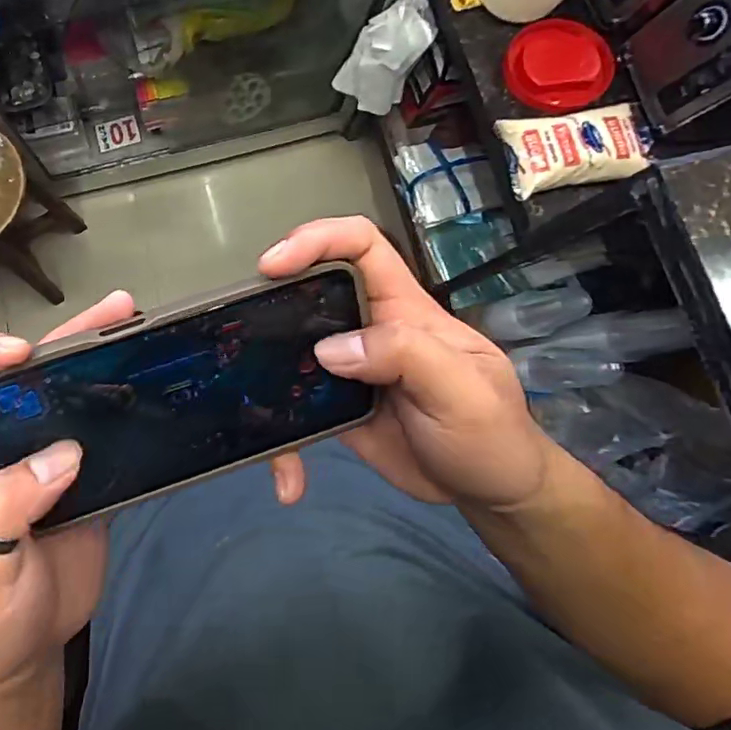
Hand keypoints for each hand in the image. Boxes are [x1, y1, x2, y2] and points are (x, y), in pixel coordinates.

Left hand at [0, 290, 136, 686]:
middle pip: (19, 375)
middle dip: (59, 338)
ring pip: (64, 396)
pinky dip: (121, 406)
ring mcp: (42, 463)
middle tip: (112, 311)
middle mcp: (0, 448)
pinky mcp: (81, 481)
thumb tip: (63, 456)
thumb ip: (4, 514)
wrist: (21, 654)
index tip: (17, 353)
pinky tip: (149, 387)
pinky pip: (100, 433)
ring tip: (134, 325)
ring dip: (96, 357)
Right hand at [259, 216, 556, 513]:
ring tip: (242, 404)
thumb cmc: (490, 432)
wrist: (491, 490)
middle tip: (239, 326)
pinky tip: (289, 484)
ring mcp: (349, 371)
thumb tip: (329, 350)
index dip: (318, 239)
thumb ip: (406, 355)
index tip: (274, 263)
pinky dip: (286, 449)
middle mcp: (369, 330)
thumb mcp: (463, 389)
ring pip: (294, 355)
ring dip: (265, 379)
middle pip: (312, 294)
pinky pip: (296, 416)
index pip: (361, 247)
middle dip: (273, 301)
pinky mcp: (336, 410)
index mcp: (403, 309)